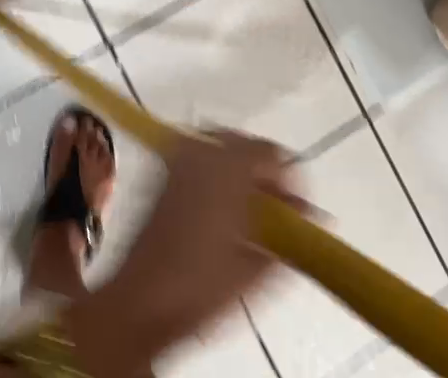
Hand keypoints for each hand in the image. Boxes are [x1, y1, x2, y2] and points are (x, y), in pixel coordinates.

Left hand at [68, 131, 300, 374]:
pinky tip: (217, 210)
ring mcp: (175, 162)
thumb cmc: (202, 286)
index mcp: (230, 167)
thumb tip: (310, 214)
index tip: (295, 209)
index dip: (288, 179)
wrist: (137, 304)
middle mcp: (201, 152)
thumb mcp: (259, 268)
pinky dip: (212, 173)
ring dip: (236, 169)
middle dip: (261, 170)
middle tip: (272, 208)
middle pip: (243, 142)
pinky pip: (196, 158)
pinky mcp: (159, 178)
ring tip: (245, 211)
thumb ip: (291, 234)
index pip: (271, 151)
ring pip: (218, 146)